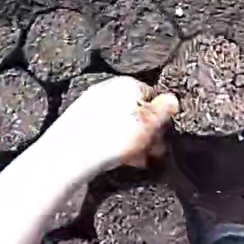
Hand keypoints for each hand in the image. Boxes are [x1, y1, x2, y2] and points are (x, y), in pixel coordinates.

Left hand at [41, 75, 178, 175]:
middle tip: (152, 153)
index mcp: (128, 83)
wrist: (70, 153)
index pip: (153, 98)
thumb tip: (173, 99)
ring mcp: (92, 104)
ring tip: (137, 160)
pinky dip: (114, 143)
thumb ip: (165, 109)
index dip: (161, 120)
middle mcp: (109, 88)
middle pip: (136, 111)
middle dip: (147, 133)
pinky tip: (117, 159)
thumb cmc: (114, 136)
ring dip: (133, 141)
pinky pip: (104, 129)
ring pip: (121, 122)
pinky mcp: (79, 120)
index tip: (162, 138)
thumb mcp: (150, 123)